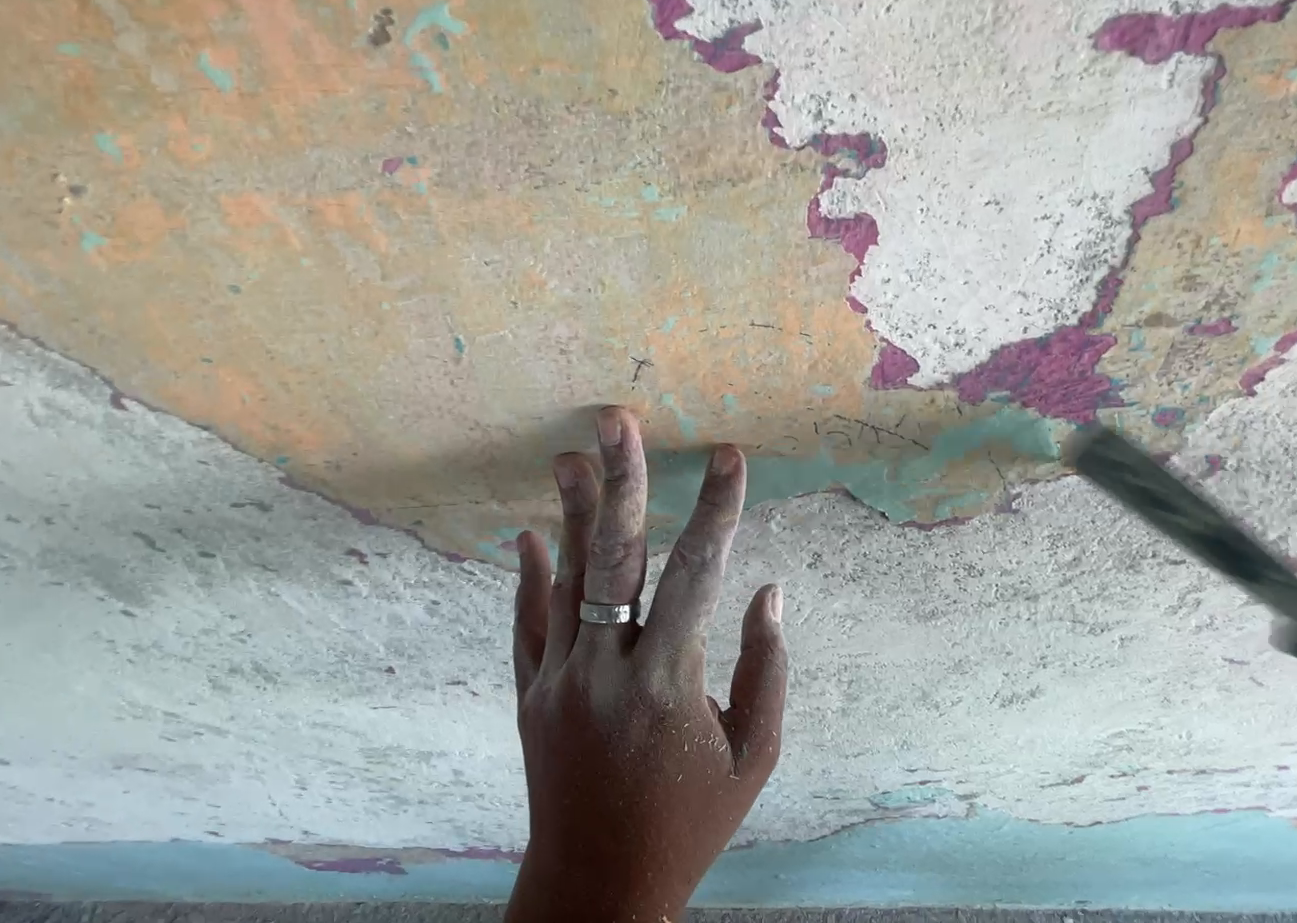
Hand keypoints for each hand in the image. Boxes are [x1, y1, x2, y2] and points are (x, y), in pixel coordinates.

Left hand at [505, 407, 787, 922]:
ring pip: (568, 579)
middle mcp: (606, 670)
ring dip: (573, 513)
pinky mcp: (530, 696)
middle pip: (617, 557)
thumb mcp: (752, 756)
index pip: (697, 573)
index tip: (729, 456)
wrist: (599, 888)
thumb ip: (765, 669)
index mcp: (669, 682)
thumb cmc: (690, 822)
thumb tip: (767, 592)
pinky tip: (529, 535)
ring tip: (570, 456)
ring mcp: (558, 680)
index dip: (716, 509)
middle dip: (623, 481)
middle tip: (617, 421)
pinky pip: (528, 624)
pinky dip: (530, 578)